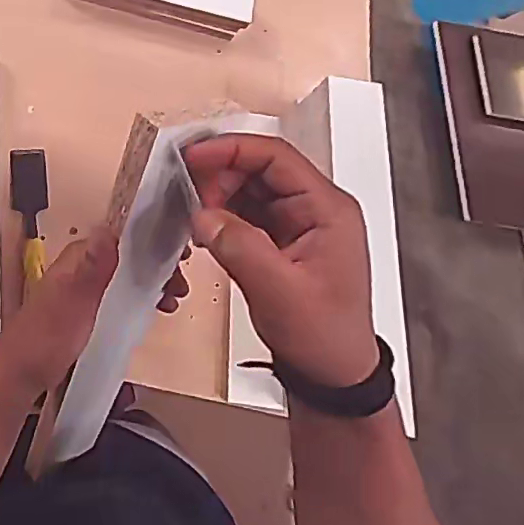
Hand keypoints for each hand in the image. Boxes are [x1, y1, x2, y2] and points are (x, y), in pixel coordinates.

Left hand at [0, 232, 189, 398]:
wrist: (21, 375)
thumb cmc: (46, 338)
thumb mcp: (74, 300)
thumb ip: (92, 267)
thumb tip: (110, 230)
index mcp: (80, 256)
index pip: (123, 234)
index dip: (153, 239)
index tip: (179, 253)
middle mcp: (83, 265)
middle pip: (129, 253)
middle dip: (157, 264)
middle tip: (180, 283)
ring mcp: (85, 286)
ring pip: (127, 273)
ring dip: (152, 281)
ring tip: (172, 298)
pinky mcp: (88, 307)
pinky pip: (121, 293)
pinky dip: (140, 296)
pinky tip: (153, 309)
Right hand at [184, 133, 377, 386]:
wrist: (333, 374)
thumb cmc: (324, 337)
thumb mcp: (280, 292)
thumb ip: (240, 247)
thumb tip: (203, 214)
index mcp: (327, 209)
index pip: (276, 157)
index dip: (232, 150)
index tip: (194, 156)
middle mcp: (314, 208)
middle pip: (260, 168)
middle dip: (221, 176)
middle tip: (190, 197)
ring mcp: (297, 222)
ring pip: (249, 188)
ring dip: (219, 196)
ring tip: (196, 218)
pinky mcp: (281, 238)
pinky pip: (246, 212)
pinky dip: (222, 216)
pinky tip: (206, 230)